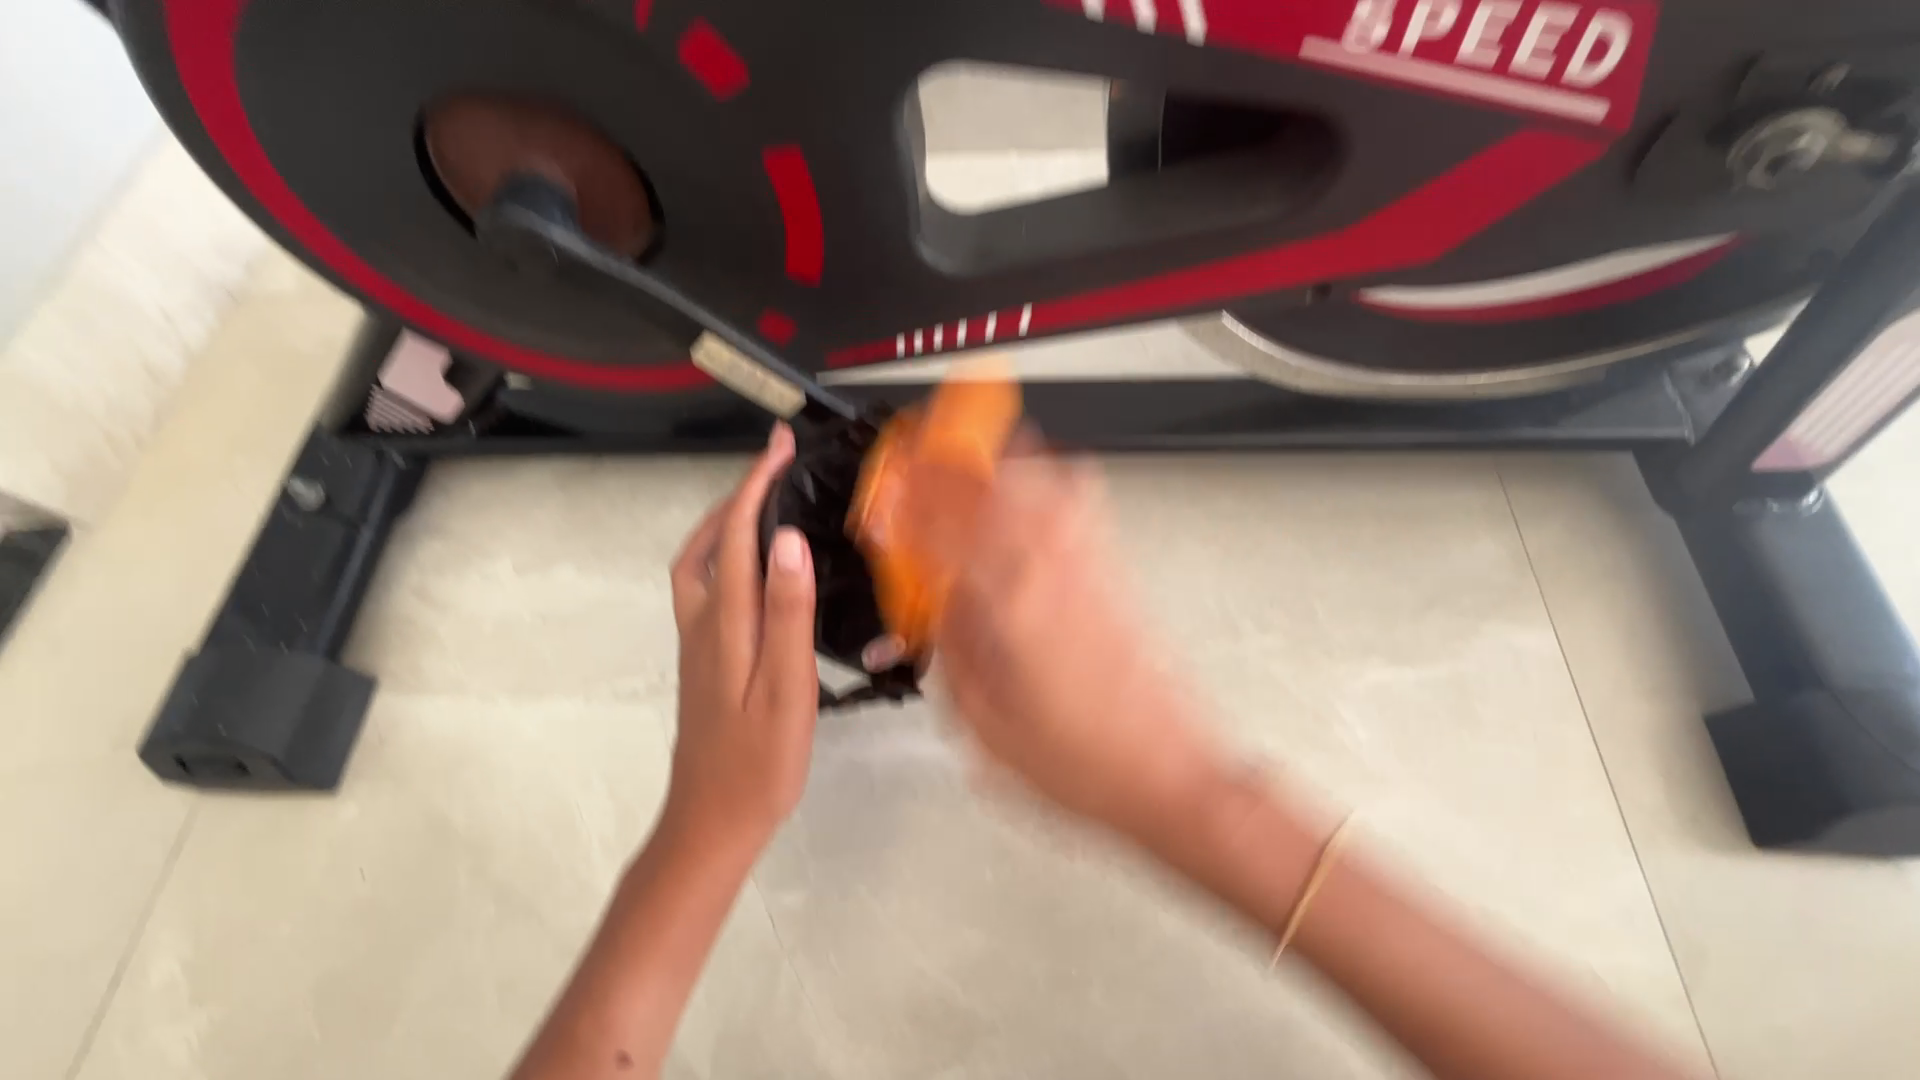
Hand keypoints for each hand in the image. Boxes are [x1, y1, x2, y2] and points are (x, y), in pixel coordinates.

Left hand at [664, 424, 818, 851]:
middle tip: (775, 468)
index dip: (756, 485)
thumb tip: (788, 540)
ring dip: (723, 524)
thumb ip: (787, 613)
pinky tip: (756, 573)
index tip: (780, 446)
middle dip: (737, 495)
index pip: (735, 536)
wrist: (713, 820)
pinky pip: (709, 590)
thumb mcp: (785, 688)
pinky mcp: (704, 662)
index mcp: (726, 623)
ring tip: (762, 505)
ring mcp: (698, 644)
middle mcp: (703, 624)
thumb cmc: (759, 760)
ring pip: (700, 566)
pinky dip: (725, 559)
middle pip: (707, 542)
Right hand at [930, 451, 1225, 841]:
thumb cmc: (1088, 763)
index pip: (946, 529)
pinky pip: (1083, 504)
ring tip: (974, 457)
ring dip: (1001, 460)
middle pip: (996, 485)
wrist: (1171, 775)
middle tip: (923, 452)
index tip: (888, 497)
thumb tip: (938, 610)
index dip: (908, 506)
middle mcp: (1055, 572)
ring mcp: (1094, 568)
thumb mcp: (987, 724)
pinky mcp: (1119, 576)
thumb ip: (955, 654)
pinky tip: (1041, 484)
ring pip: (1043, 481)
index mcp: (1013, 607)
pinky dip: (1053, 480)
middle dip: (951, 460)